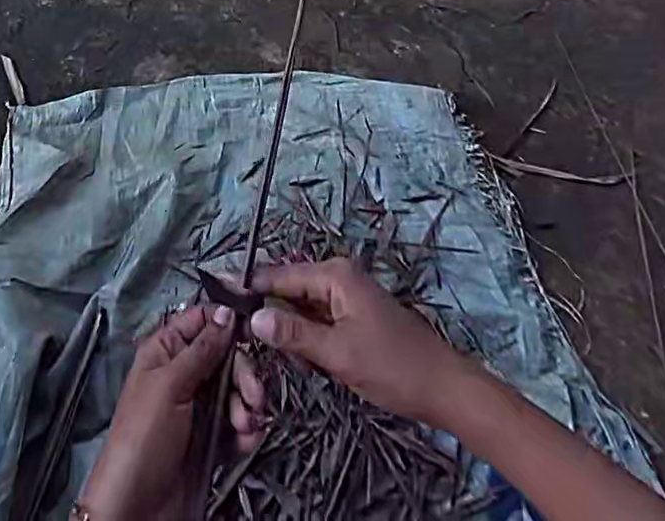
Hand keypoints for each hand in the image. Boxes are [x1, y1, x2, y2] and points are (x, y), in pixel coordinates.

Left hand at [79, 305, 266, 519]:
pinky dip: (247, 430)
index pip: (201, 321)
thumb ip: (202, 349)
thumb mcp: (170, 385)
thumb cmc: (143, 438)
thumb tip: (226, 312)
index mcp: (166, 351)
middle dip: (243, 373)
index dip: (226, 323)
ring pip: (235, 389)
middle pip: (226, 356)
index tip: (252, 331)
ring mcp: (198, 406)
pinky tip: (247, 438)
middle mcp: (184, 373)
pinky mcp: (211, 437)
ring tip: (245, 424)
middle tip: (252, 394)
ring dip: (247, 404)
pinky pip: (238, 423)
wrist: (137, 511)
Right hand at [250, 257, 473, 425]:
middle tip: (268, 351)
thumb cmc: (392, 367)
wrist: (444, 389)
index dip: (249, 287)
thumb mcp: (337, 353)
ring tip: (308, 365)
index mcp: (333, 274)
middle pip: (287, 292)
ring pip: (300, 310)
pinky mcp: (350, 314)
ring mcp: (344, 295)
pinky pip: (316, 321)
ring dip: (295, 336)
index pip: (278, 275)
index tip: (219, 298)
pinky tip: (319, 364)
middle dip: (276, 321)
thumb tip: (252, 318)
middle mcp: (336, 276)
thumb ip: (292, 334)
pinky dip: (311, 341)